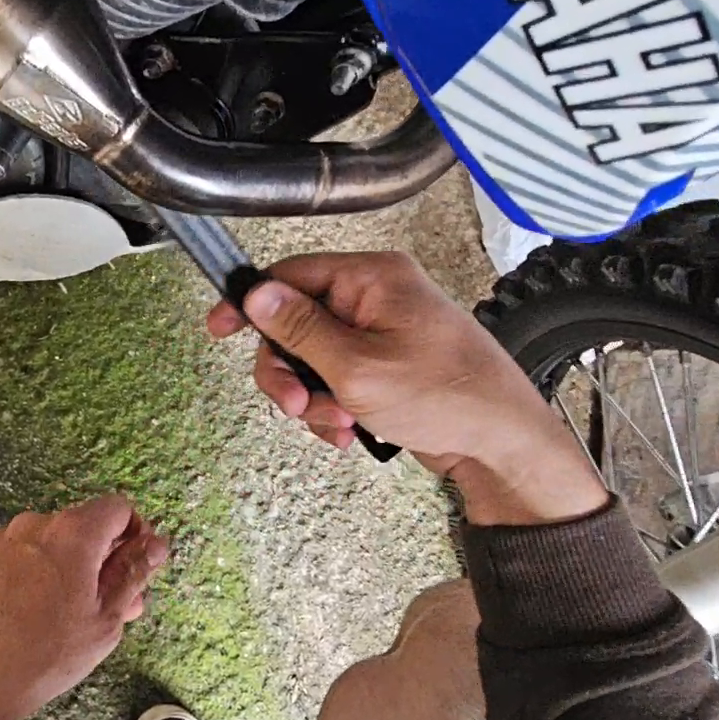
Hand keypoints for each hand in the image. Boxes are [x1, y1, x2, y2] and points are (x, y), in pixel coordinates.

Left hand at [0, 495, 168, 719]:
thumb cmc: (41, 656)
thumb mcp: (105, 620)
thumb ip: (133, 574)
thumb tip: (155, 545)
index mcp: (72, 532)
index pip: (118, 508)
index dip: (136, 536)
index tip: (138, 569)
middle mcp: (34, 524)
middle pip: (84, 527)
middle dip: (105, 560)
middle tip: (115, 607)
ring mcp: (1, 540)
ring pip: (51, 544)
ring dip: (70, 570)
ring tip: (72, 620)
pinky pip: (20, 557)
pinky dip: (36, 576)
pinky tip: (33, 617)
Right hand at [207, 252, 606, 525]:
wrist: (498, 443)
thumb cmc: (446, 398)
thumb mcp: (356, 366)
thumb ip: (299, 329)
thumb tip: (256, 294)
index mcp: (371, 280)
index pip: (290, 275)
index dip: (250, 302)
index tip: (220, 327)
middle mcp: (372, 299)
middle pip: (291, 326)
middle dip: (288, 373)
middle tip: (296, 404)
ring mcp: (375, 333)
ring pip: (307, 360)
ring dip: (311, 398)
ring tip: (338, 421)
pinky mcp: (378, 364)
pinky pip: (329, 381)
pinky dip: (329, 408)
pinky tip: (348, 430)